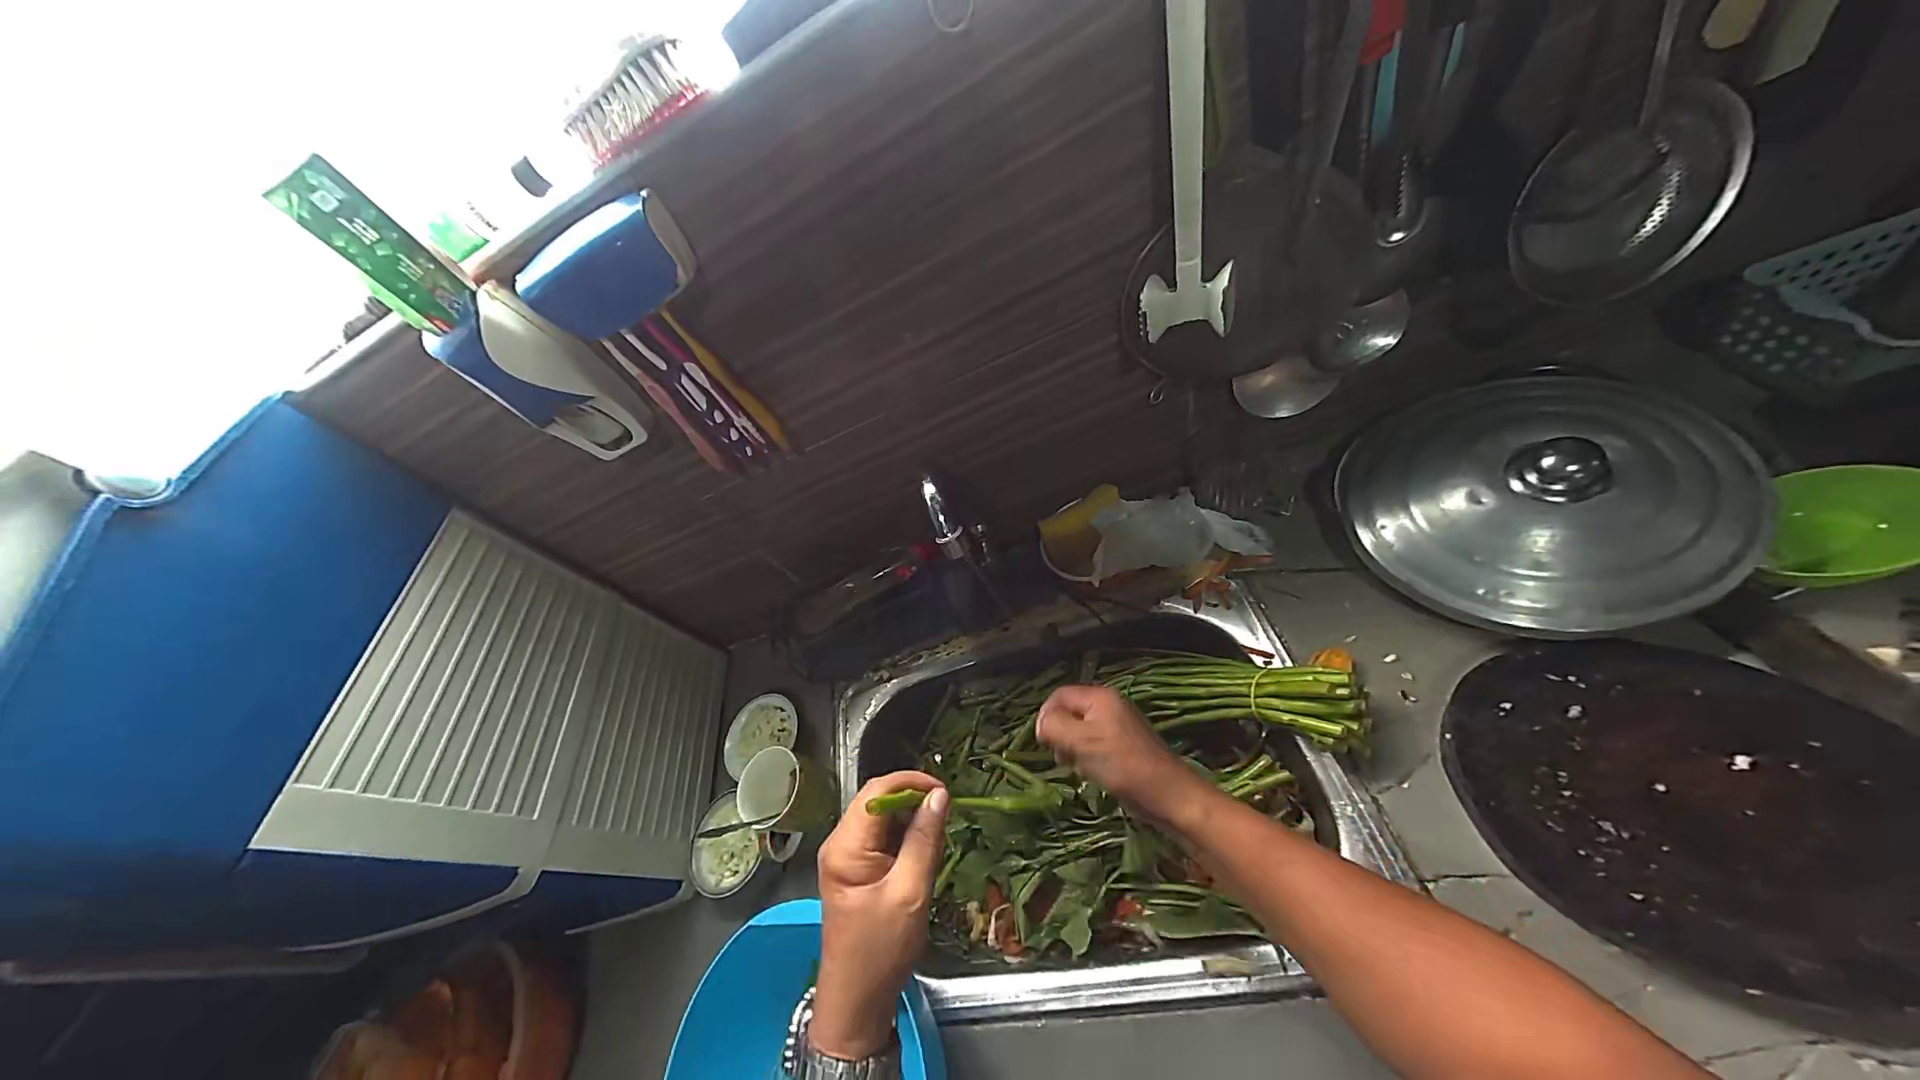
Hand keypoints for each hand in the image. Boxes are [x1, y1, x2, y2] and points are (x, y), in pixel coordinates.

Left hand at [811, 771, 949, 1059]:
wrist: (856, 1001)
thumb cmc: (880, 951)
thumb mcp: (910, 893)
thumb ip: (925, 840)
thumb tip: (940, 796)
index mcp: (845, 845)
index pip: (877, 792)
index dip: (911, 783)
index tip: (944, 792)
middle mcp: (840, 843)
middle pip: (878, 801)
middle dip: (913, 799)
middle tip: (947, 812)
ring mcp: (847, 856)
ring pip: (883, 818)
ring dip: (911, 819)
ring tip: (940, 831)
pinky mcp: (857, 869)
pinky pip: (883, 838)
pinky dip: (906, 837)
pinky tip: (925, 850)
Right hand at [1036, 685, 1205, 818]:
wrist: (1167, 794)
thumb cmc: (1122, 765)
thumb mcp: (1081, 741)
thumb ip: (1054, 726)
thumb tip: (1041, 724)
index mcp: (1100, 697)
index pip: (1059, 695)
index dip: (1046, 716)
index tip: (1044, 743)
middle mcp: (1109, 705)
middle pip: (1069, 712)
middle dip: (1059, 733)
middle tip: (1062, 757)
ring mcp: (1118, 726)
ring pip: (1080, 730)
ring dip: (1072, 748)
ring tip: (1076, 767)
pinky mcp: (1123, 746)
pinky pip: (1094, 744)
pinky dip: (1086, 757)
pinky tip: (1090, 773)